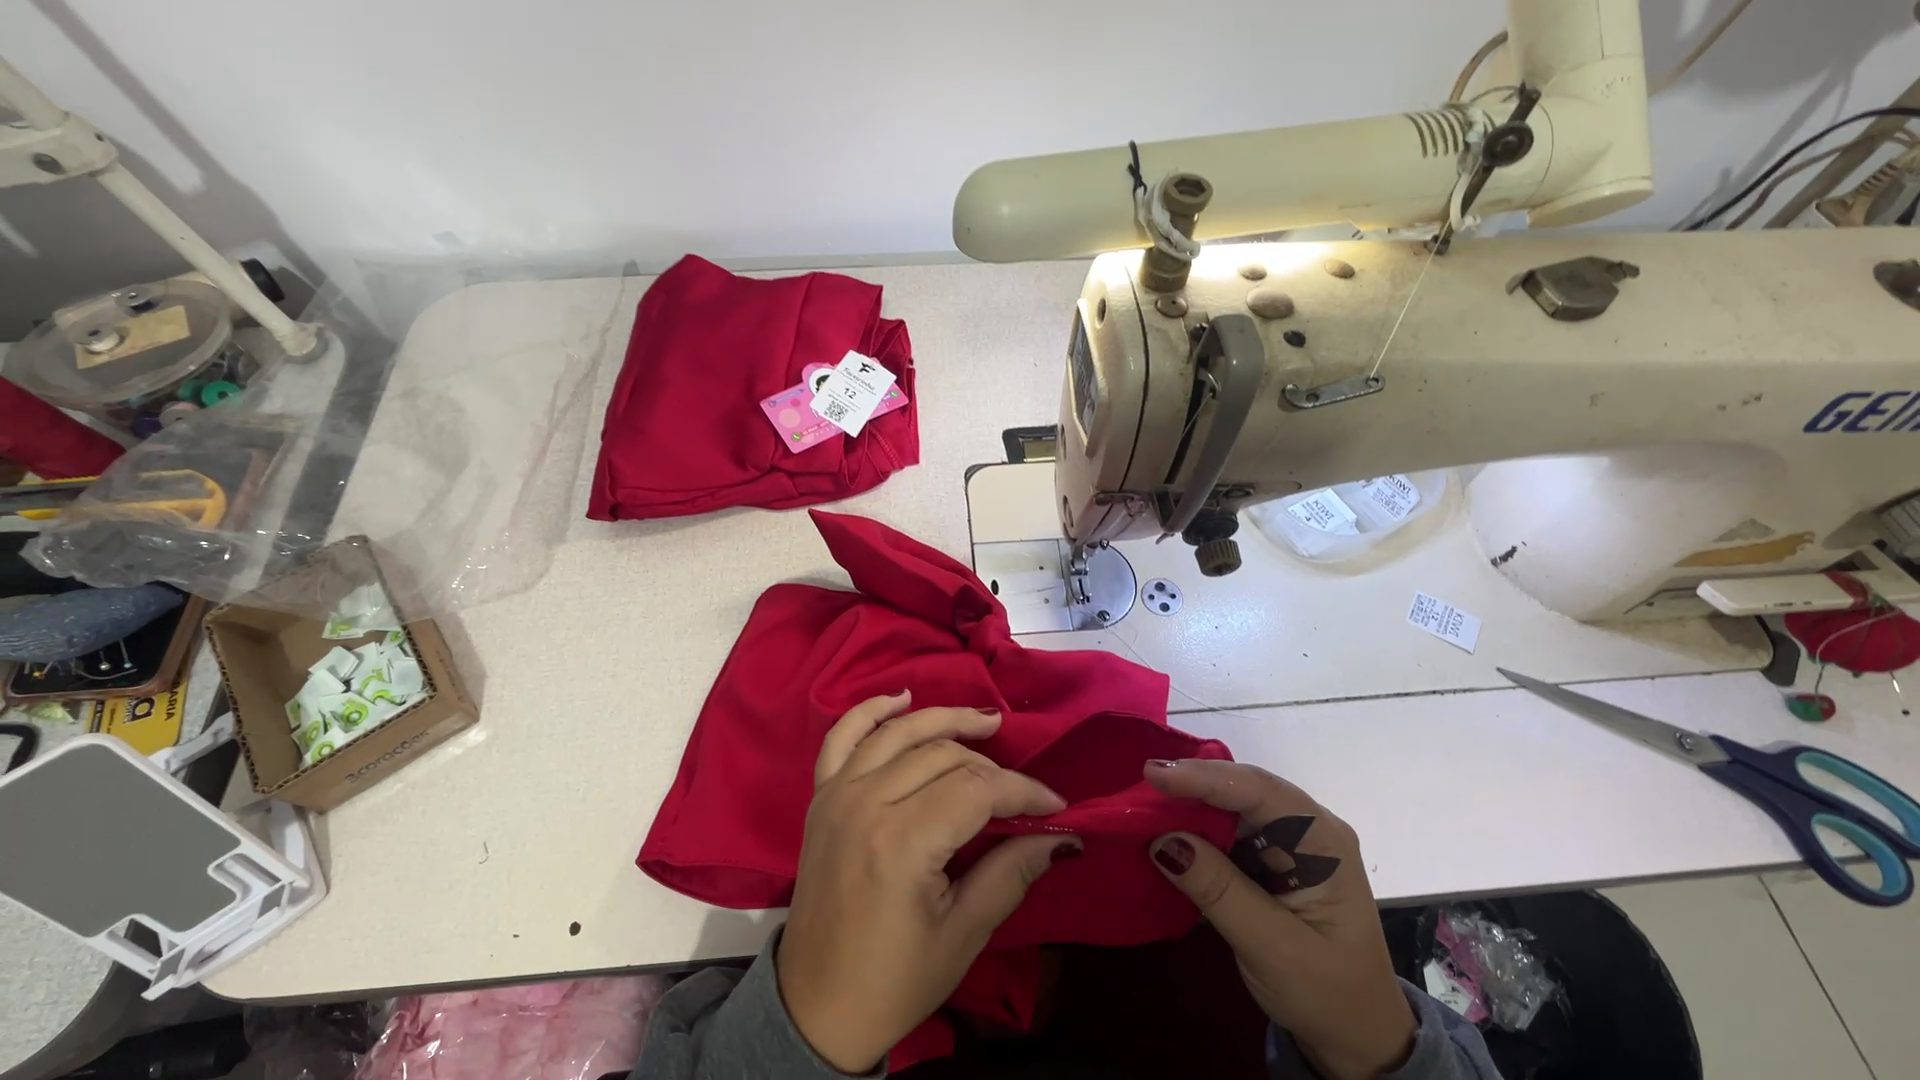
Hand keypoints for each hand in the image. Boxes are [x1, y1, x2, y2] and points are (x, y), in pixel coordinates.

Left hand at [777, 691, 1079, 1073]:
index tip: (1057, 807)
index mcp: (901, 842)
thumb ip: (1012, 873)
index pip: (977, 789)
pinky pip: (842, 739)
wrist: (816, 1007)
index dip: (1023, 792)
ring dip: (944, 721)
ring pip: (900, 735)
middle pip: (943, 757)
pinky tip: (902, 698)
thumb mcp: (963, 934)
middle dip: (993, 768)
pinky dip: (870, 713)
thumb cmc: (895, 980)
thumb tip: (1064, 837)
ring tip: (987, 721)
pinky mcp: (820, 800)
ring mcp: (836, 796)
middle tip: (1025, 793)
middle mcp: (865, 804)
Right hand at [1145, 760, 1414, 1079]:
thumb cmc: (1327, 992)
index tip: (1153, 775)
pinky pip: (1224, 830)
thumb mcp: (1273, 947)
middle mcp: (1306, 829)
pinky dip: (1191, 826)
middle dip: (1192, 782)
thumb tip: (1163, 841)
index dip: (1206, 778)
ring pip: (1230, 805)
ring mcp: (1285, 843)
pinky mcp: (1264, 860)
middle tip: (1137, 783)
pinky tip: (1162, 824)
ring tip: (1140, 799)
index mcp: (1323, 840)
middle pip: (1243, 788)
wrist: (1355, 1035)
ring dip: (1187, 802)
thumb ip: (1220, 891)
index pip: (1261, 791)